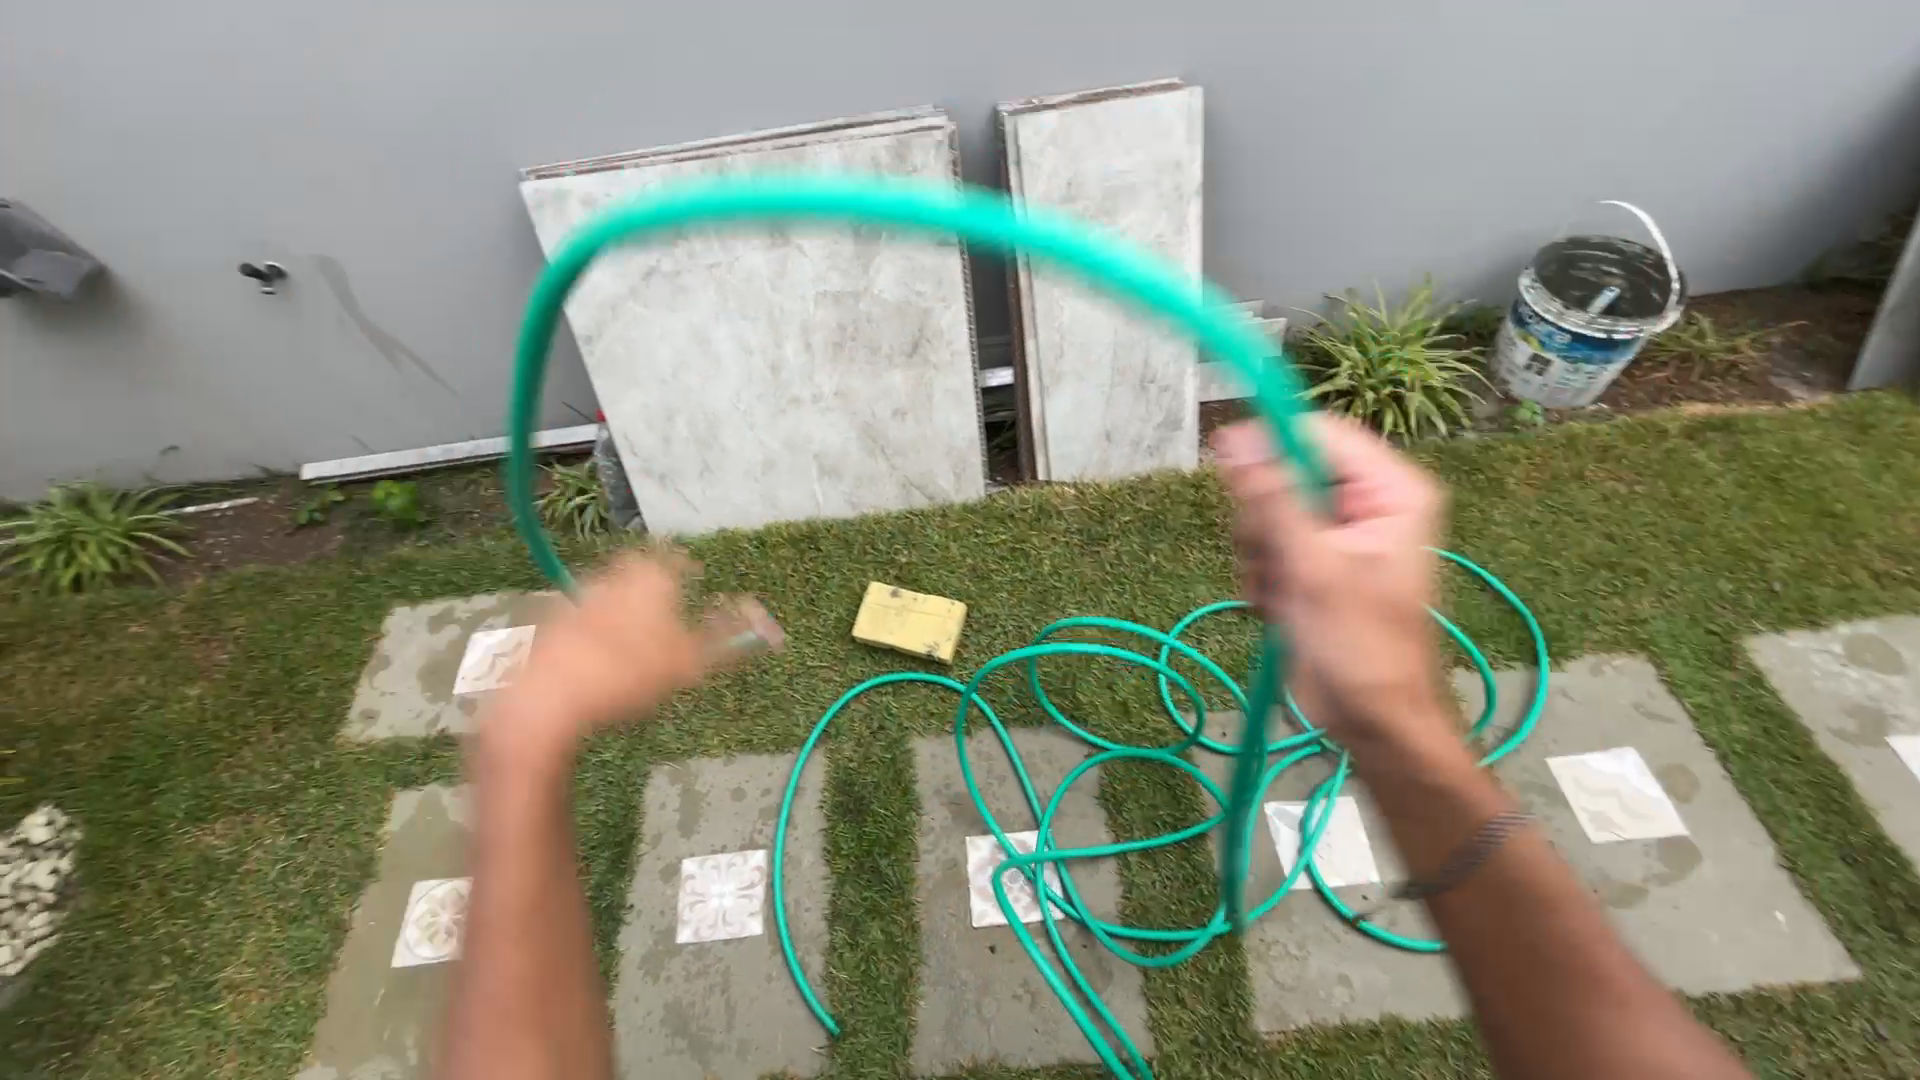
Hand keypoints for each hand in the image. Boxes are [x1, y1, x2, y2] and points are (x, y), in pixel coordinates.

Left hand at [489, 550, 782, 757]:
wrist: (547, 700)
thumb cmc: (628, 677)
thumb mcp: (691, 663)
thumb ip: (731, 639)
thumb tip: (774, 626)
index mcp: (649, 579)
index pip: (673, 556)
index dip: (686, 564)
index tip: (693, 572)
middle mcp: (612, 577)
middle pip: (636, 566)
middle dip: (651, 575)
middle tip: (664, 595)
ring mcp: (576, 597)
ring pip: (607, 586)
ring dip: (621, 596)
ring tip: (633, 624)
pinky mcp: (548, 621)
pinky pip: (578, 611)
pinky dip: (591, 621)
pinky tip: (595, 648)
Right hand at [1212, 415, 1447, 748]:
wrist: (1369, 718)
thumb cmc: (1360, 648)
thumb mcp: (1314, 568)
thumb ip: (1272, 499)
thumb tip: (1234, 437)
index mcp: (1390, 491)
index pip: (1321, 434)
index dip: (1272, 442)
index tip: (1228, 463)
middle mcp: (1363, 504)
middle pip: (1285, 473)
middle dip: (1264, 520)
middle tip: (1270, 559)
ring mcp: (1333, 534)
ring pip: (1266, 511)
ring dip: (1259, 554)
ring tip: (1278, 593)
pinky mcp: (1309, 562)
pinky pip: (1264, 543)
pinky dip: (1260, 575)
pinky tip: (1277, 605)